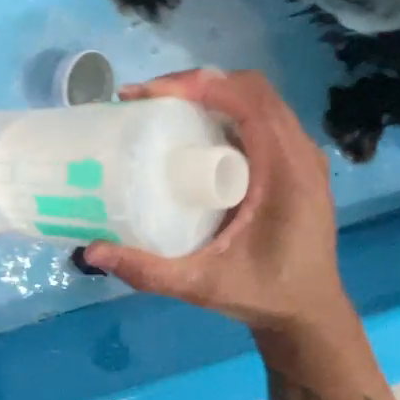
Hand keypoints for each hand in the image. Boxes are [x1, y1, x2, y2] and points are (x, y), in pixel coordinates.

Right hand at [79, 69, 347, 330]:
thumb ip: (148, 271)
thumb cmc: (263, 294)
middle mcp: (298, 154)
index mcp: (287, 170)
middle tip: (143, 101)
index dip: (197, 86)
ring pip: (255, 102)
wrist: (308, 315)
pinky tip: (186, 133)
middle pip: (251, 90)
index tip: (146, 96)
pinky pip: (258, 121)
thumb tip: (91, 250)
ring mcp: (298, 159)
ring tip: (157, 110)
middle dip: (195, 85)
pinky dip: (222, 112)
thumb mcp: (201, 285)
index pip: (248, 100)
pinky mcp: (290, 168)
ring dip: (209, 95)